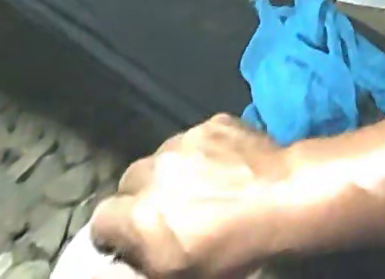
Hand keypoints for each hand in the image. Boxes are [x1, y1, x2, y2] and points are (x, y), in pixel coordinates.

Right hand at [90, 114, 296, 276]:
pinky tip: (224, 165)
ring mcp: (187, 140)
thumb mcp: (178, 276)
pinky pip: (196, 137)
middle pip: (131, 180)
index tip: (130, 239)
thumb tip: (126, 255)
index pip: (102, 218)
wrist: (282, 196)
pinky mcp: (214, 122)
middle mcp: (156, 170)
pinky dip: (202, 150)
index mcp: (139, 214)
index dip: (115, 231)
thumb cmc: (232, 249)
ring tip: (199, 185)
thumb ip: (141, 265)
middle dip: (142, 195)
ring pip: (163, 154)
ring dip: (172, 170)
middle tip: (167, 210)